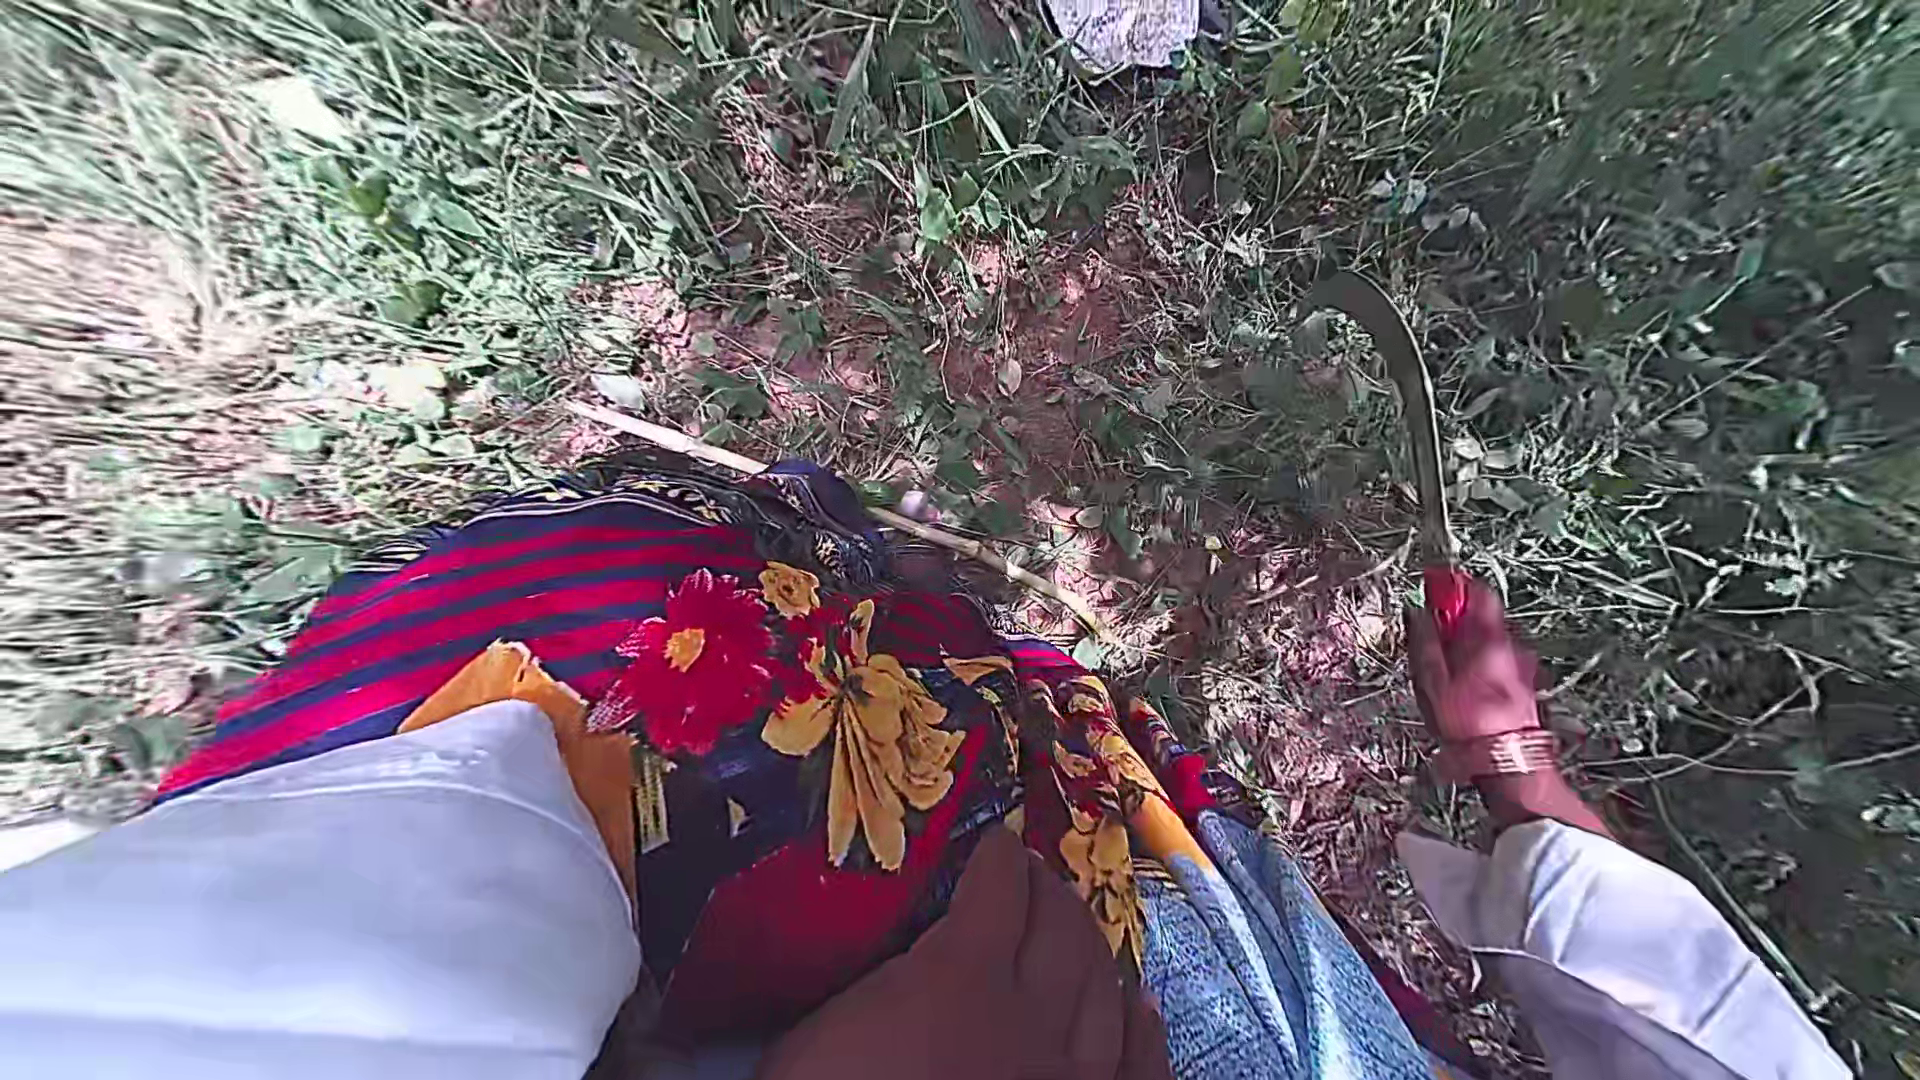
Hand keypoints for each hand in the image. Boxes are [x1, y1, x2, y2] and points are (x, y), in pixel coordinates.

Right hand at [757, 827, 1171, 1079]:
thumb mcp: (826, 1029)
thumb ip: (883, 972)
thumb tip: (920, 940)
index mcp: (961, 978)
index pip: (999, 885)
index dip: (999, 856)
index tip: (995, 845)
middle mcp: (1030, 1019)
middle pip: (1061, 927)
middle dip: (1048, 889)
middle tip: (1034, 876)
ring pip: (1104, 987)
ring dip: (1093, 945)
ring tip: (1078, 924)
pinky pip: (1137, 1074)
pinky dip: (1143, 1033)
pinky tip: (1142, 1005)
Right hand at [1405, 579, 1541, 742]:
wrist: (1505, 758)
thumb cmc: (1467, 719)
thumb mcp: (1430, 676)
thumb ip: (1425, 639)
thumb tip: (1418, 614)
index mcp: (1488, 639)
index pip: (1478, 592)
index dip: (1454, 583)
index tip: (1433, 583)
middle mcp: (1511, 646)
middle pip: (1483, 614)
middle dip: (1453, 616)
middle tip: (1428, 627)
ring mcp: (1521, 664)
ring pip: (1489, 636)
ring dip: (1464, 638)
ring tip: (1439, 657)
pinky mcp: (1523, 680)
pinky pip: (1495, 654)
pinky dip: (1476, 654)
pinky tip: (1459, 675)